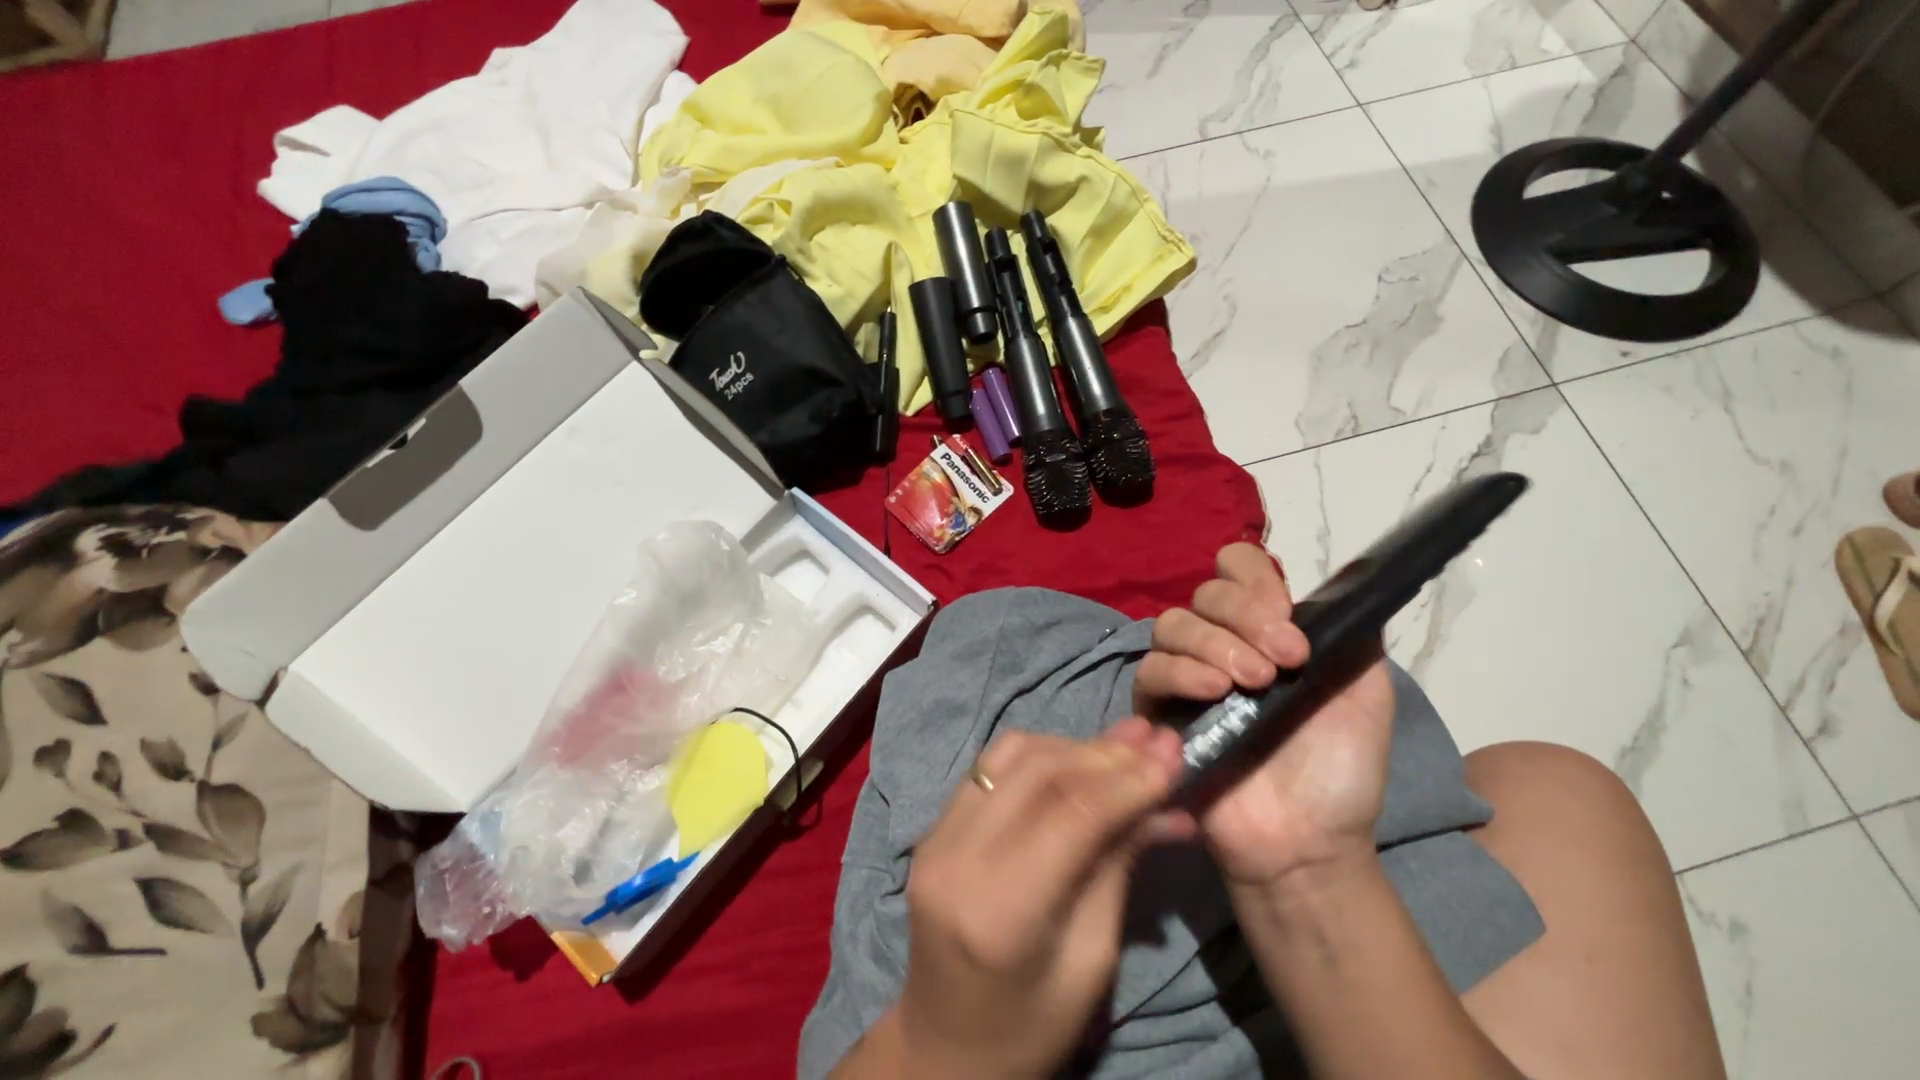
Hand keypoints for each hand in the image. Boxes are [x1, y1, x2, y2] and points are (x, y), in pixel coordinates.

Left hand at [889, 720, 1184, 1077]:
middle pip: (1040, 772)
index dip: (1129, 779)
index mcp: (1000, 908)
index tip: (1175, 755)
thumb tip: (1159, 798)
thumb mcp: (1092, 960)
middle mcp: (956, 857)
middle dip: (1107, 753)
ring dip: (1073, 746)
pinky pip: (988, 768)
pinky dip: (1039, 755)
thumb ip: (1116, 868)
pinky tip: (1077, 761)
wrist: (944, 1046)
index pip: (1071, 812)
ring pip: (1011, 756)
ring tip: (1125, 747)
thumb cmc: (1031, 1025)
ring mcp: (935, 837)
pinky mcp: (931, 828)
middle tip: (1159, 740)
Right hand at [1135, 544, 1395, 887]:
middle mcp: (1221, 644)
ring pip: (1174, 624)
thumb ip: (1352, 634)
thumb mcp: (1365, 692)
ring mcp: (1186, 678)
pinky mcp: (1158, 714)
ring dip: (1215, 643)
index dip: (1256, 579)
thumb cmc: (1339, 770)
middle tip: (1286, 660)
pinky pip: (1150, 670)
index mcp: (1265, 631)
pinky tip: (1215, 692)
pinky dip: (1181, 671)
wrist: (1311, 841)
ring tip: (1254, 683)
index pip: (1239, 569)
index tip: (1289, 617)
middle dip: (1247, 615)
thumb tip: (1346, 580)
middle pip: (1207, 592)